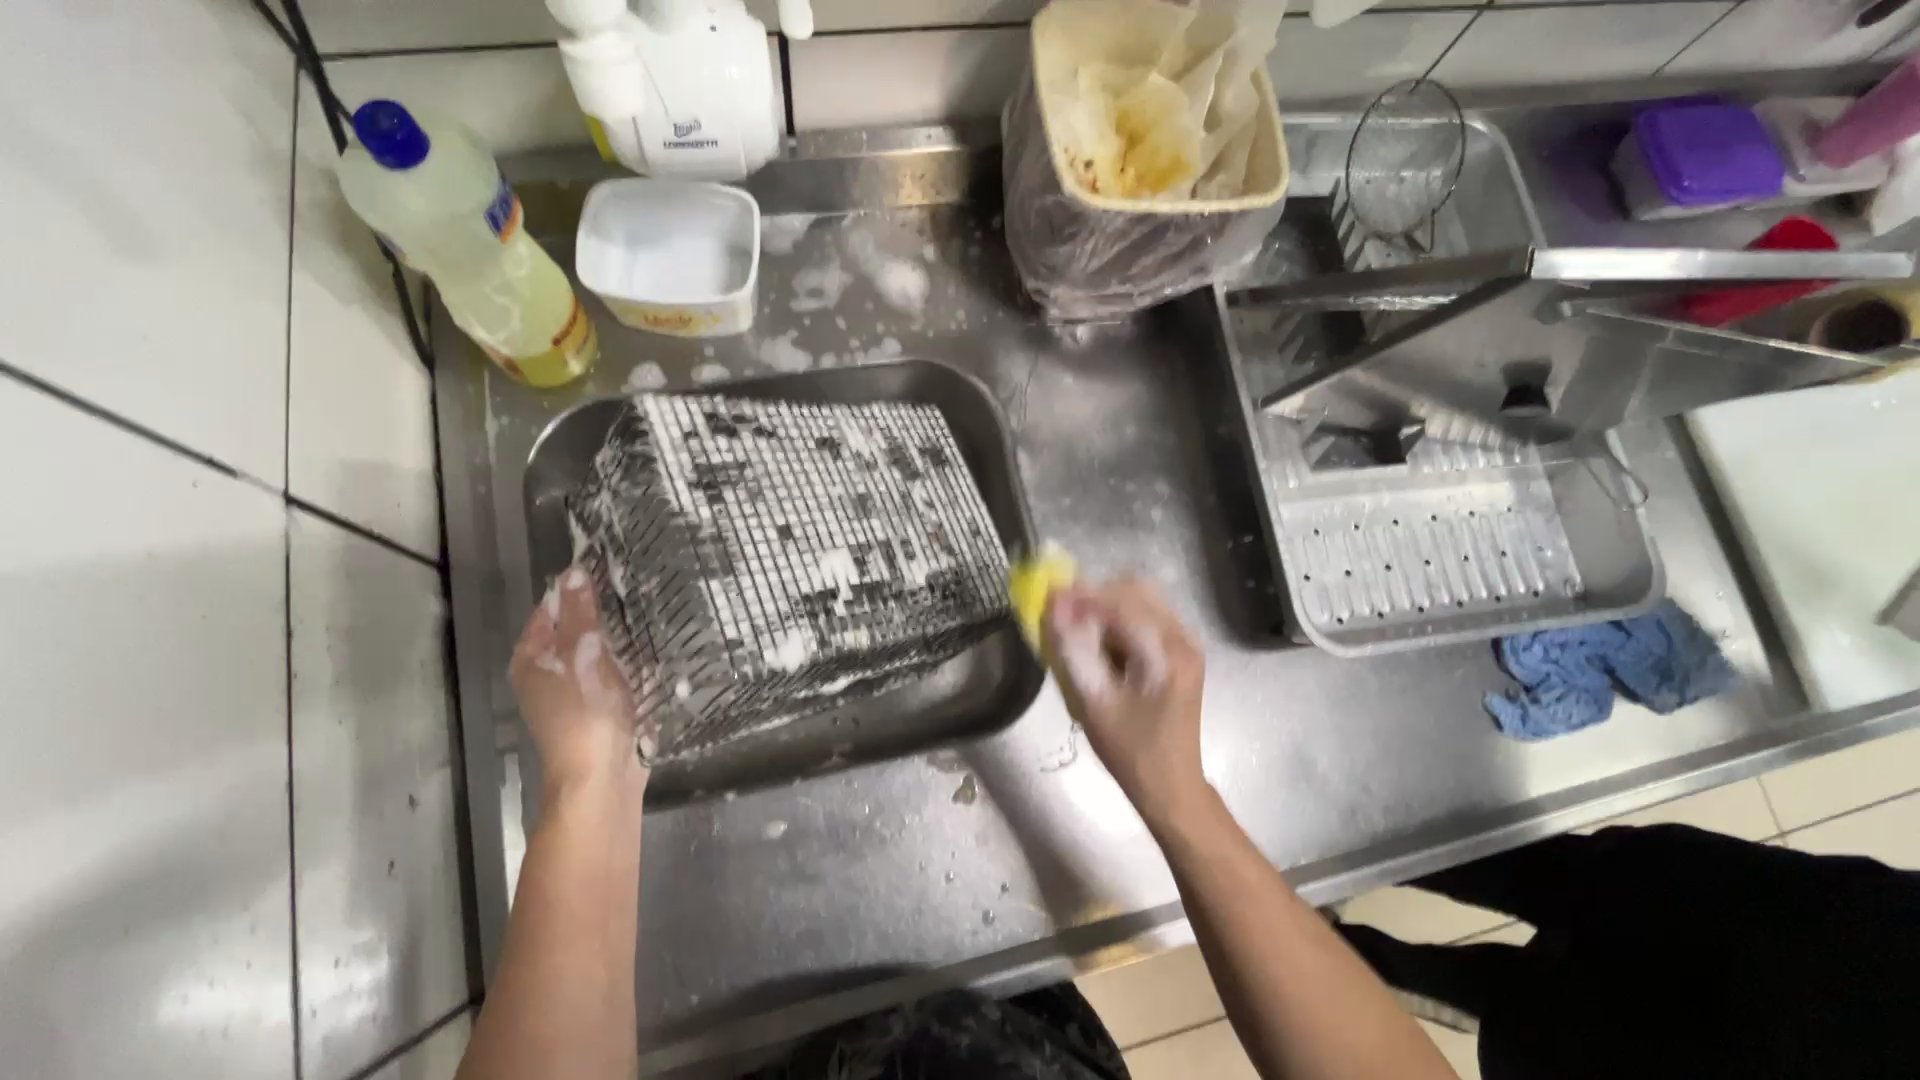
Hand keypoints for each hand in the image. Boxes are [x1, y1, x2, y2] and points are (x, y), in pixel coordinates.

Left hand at [510, 565, 648, 797]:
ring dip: (622, 641)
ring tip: (650, 616)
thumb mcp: (582, 651)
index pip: (550, 610)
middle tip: (636, 591)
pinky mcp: (603, 710)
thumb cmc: (585, 709)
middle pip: (576, 632)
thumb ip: (580, 611)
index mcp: (531, 659)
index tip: (610, 572)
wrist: (603, 774)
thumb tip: (573, 571)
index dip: (576, 590)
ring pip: (601, 654)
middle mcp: (548, 675)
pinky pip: (618, 677)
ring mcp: (576, 695)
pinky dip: (633, 665)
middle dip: (604, 615)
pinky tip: (655, 654)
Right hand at [1041, 578, 1208, 831]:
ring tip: (1074, 628)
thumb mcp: (1095, 703)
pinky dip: (1116, 620)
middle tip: (1059, 612)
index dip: (1082, 594)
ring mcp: (1184, 645)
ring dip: (1104, 607)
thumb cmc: (1132, 752)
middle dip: (1094, 595)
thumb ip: (1074, 652)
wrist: (1171, 787)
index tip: (1047, 596)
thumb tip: (1053, 608)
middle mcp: (1183, 639)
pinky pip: (1144, 619)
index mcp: (1168, 652)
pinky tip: (1096, 643)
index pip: (1122, 602)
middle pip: (1135, 591)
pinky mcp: (1178, 654)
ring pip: (1139, 601)